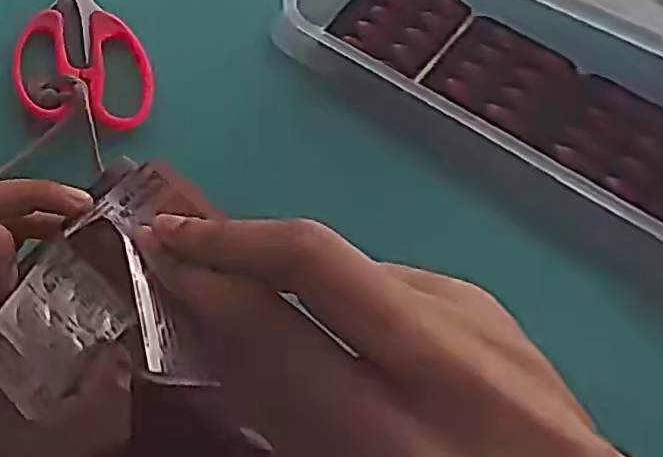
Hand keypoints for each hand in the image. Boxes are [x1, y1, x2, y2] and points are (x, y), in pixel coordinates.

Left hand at [0, 179, 131, 456]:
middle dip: (28, 194)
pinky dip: (34, 224)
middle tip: (80, 207)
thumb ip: (91, 407)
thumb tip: (126, 358)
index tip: (43, 249)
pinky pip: (0, 230)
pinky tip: (68, 242)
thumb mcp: (41, 434)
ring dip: (35, 203)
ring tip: (82, 217)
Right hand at [140, 213, 617, 456]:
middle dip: (228, 234)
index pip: (279, 331)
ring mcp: (495, 338)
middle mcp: (465, 381)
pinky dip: (346, 287)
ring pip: (350, 260)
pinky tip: (340, 315)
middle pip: (317, 257)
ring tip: (242, 272)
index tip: (156, 254)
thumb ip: (275, 402)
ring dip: (282, 261)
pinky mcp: (506, 320)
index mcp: (412, 449)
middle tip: (169, 227)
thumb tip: (202, 314)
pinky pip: (392, 278)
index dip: (207, 281)